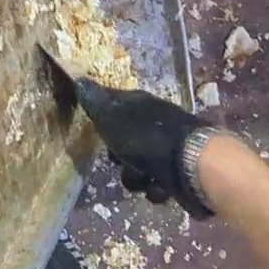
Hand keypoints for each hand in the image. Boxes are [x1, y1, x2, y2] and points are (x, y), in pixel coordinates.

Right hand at [69, 77, 217, 217]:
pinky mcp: (179, 173)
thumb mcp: (110, 116)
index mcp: (140, 106)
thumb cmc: (145, 138)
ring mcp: (168, 149)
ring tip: (142, 178)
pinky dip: (156, 189)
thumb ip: (94, 101)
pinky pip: (157, 185)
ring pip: (139, 167)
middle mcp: (155, 124)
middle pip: (125, 142)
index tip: (97, 131)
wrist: (189, 164)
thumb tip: (79, 80)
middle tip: (118, 160)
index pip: (114, 106)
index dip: (103, 120)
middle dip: (119, 157)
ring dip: (136, 177)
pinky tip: (159, 187)